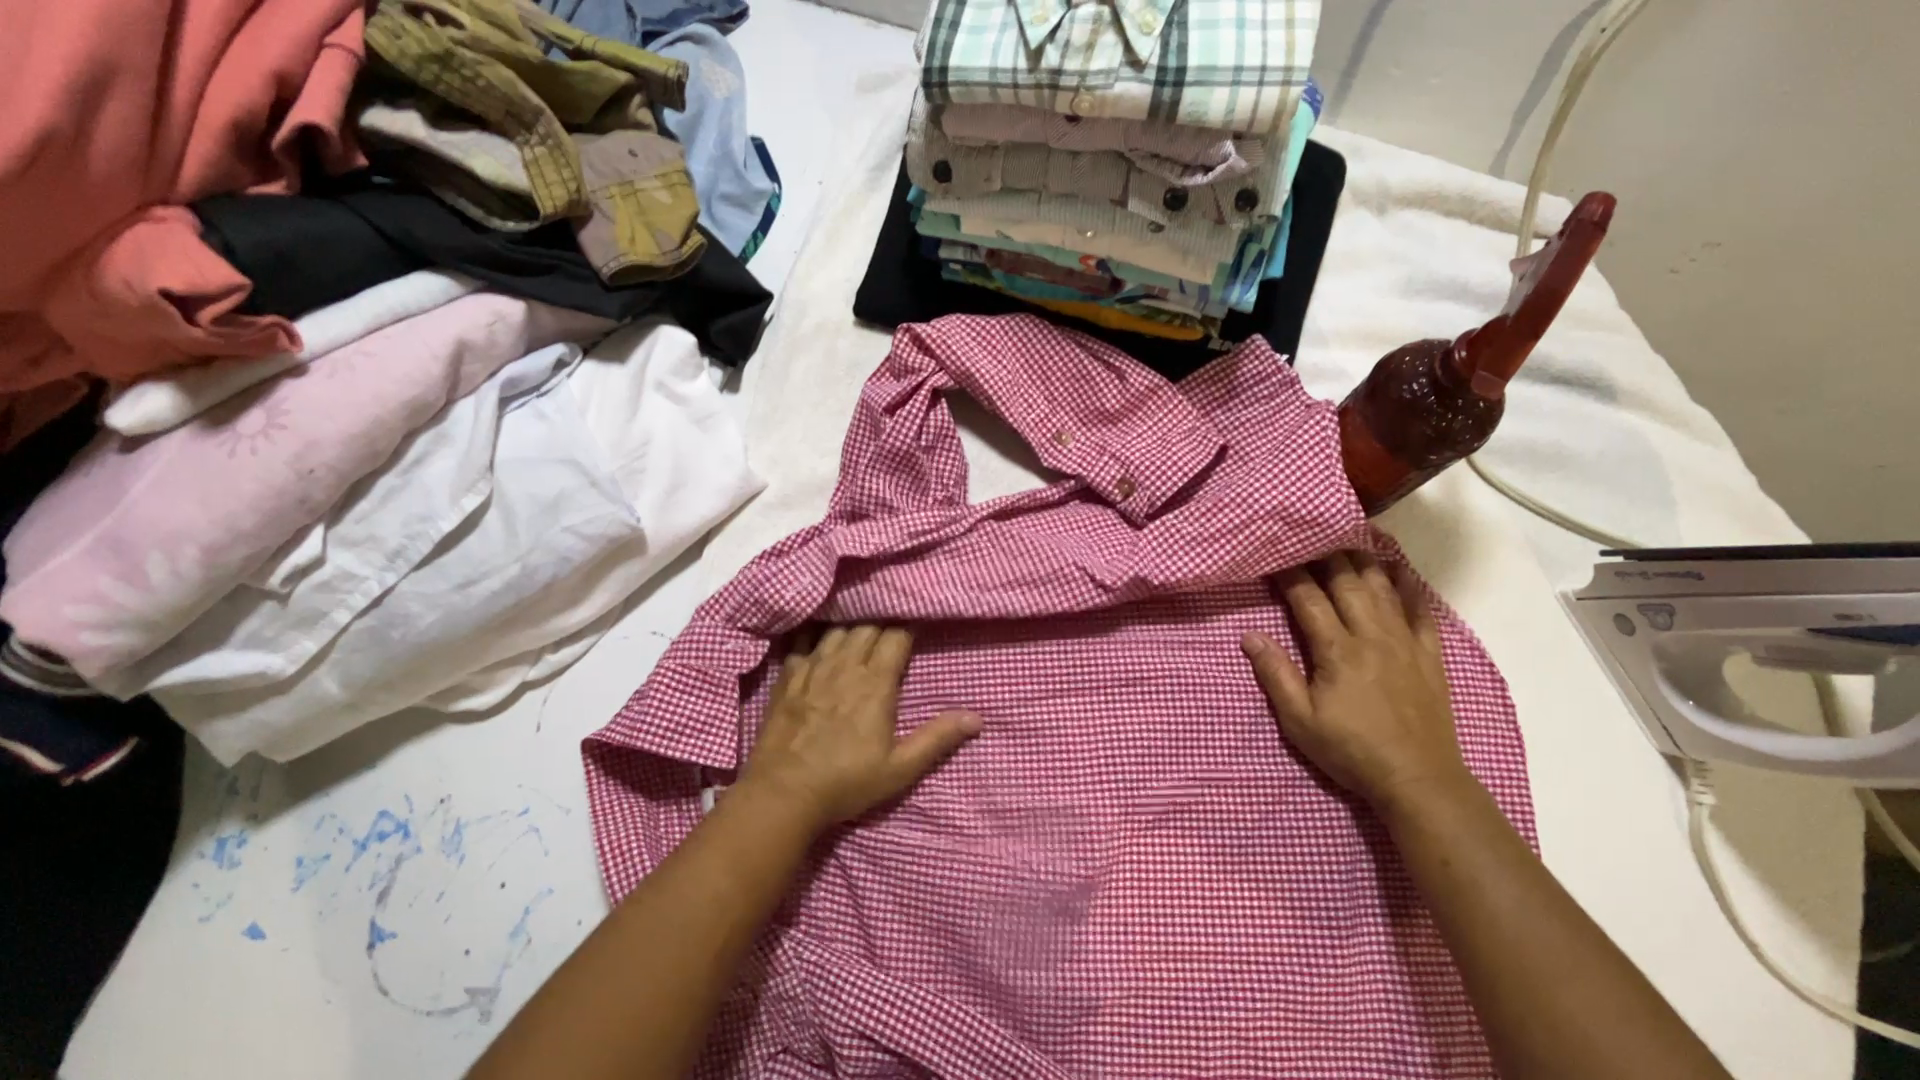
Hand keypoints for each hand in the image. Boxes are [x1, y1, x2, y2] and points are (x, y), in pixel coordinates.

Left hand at [738, 625, 981, 831]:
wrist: (783, 794)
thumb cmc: (847, 782)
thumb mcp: (900, 768)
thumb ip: (937, 738)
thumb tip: (976, 718)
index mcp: (875, 684)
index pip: (896, 636)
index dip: (908, 630)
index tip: (916, 633)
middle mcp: (844, 666)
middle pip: (866, 627)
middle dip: (881, 627)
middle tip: (890, 639)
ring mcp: (812, 669)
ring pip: (836, 631)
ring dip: (850, 630)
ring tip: (858, 638)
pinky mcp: (787, 678)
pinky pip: (802, 643)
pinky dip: (814, 637)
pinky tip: (817, 642)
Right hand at [1241, 551, 1477, 814]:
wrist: (1418, 778)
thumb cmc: (1350, 751)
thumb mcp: (1299, 721)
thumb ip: (1275, 674)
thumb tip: (1249, 635)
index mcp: (1336, 650)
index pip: (1308, 598)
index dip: (1290, 573)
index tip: (1275, 554)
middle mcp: (1371, 635)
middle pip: (1347, 581)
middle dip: (1325, 555)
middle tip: (1309, 536)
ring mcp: (1405, 641)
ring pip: (1382, 587)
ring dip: (1363, 559)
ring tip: (1348, 538)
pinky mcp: (1429, 654)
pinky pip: (1421, 609)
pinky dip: (1409, 585)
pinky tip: (1399, 569)